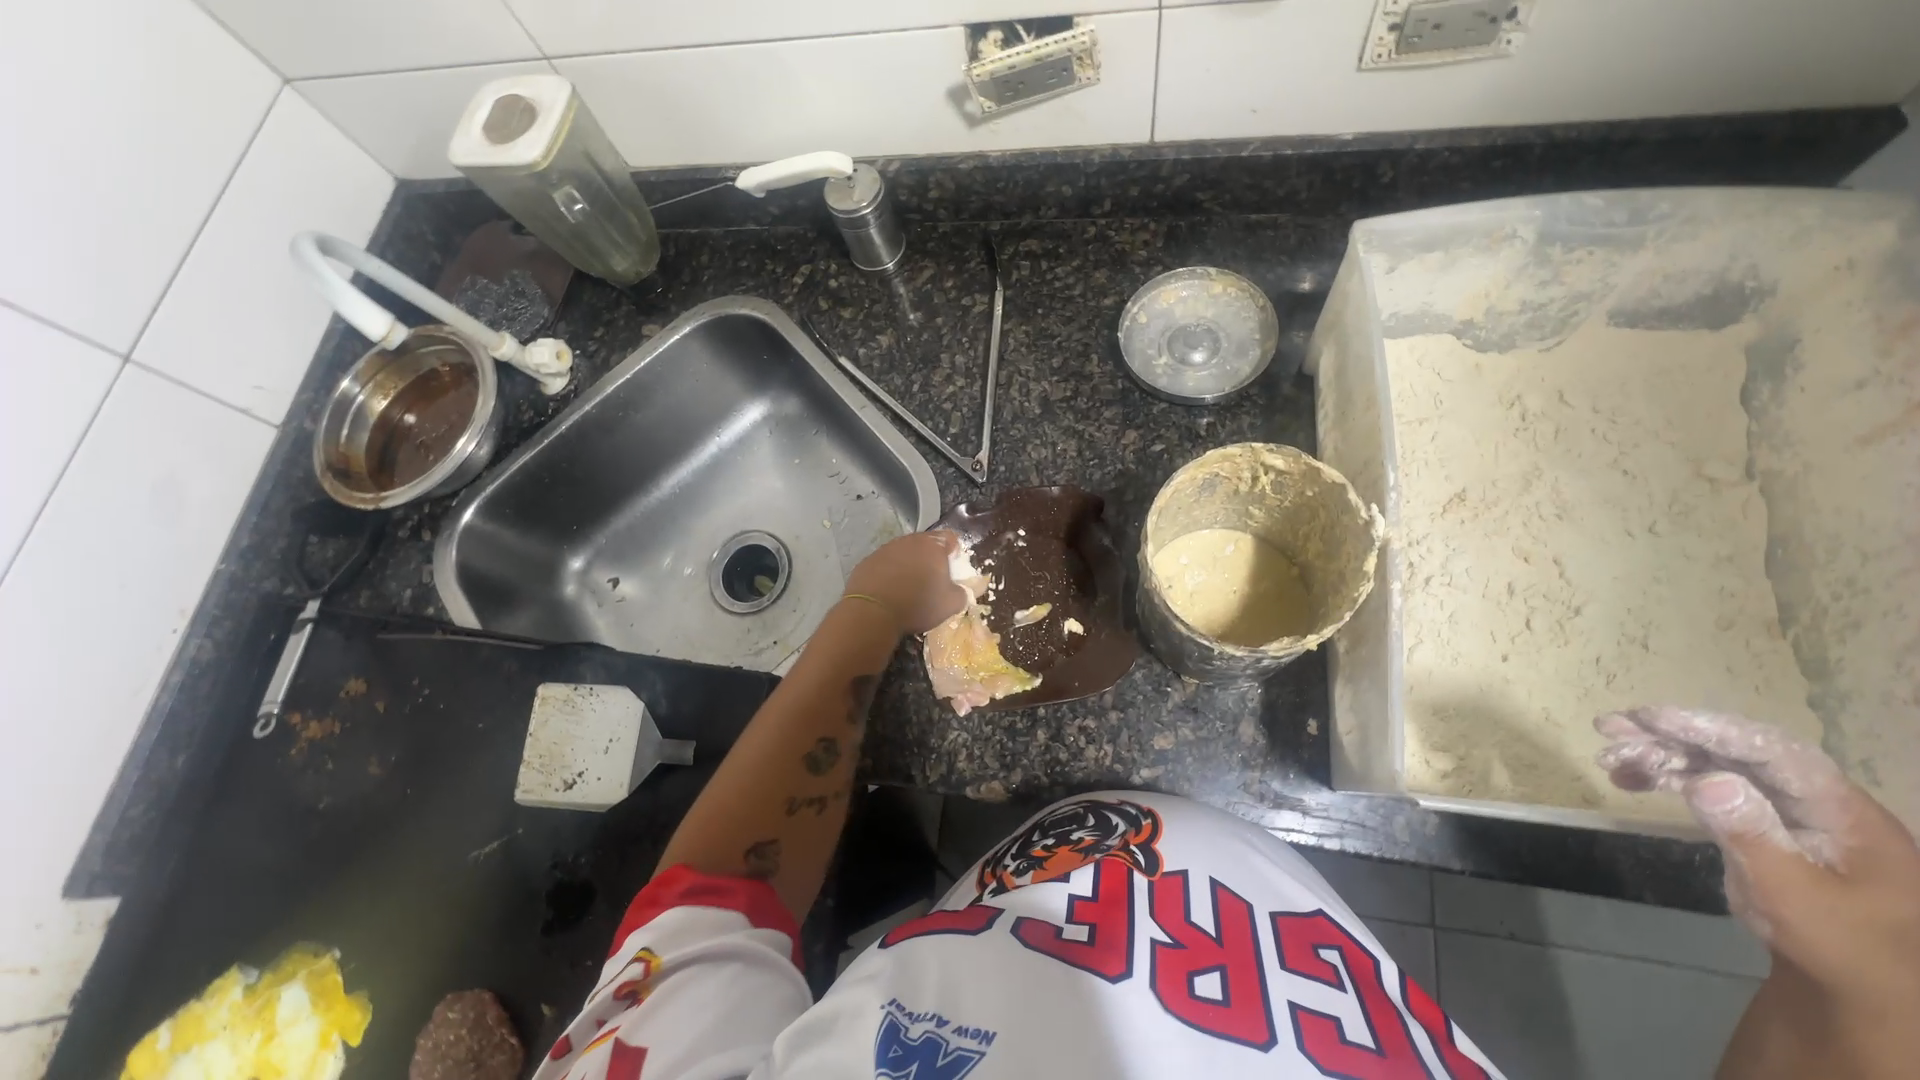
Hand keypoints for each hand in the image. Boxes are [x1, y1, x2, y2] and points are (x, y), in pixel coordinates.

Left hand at [844, 530, 968, 635]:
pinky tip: (888, 592)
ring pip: (903, 553)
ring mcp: (885, 549)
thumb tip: (963, 591)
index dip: (954, 553)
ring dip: (908, 566)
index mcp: (933, 545)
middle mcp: (908, 541)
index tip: (953, 570)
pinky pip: (884, 564)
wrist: (872, 612)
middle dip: (930, 559)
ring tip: (908, 588)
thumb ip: (962, 593)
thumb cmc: (918, 604)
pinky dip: (889, 574)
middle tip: (932, 581)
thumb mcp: (950, 604)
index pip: (950, 538)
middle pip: (925, 544)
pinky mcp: (866, 562)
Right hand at [1594, 706, 1919, 1004]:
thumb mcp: (1795, 896)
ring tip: (1609, 757)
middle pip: (1736, 752)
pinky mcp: (1760, 820)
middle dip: (1671, 737)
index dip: (1711, 730)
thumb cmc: (1839, 945)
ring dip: (1660, 756)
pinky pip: (1710, 786)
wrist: (1857, 986)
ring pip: (1716, 765)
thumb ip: (1752, 837)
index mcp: (1840, 809)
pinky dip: (1668, 778)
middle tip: (1610, 728)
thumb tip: (1707, 781)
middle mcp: (1812, 797)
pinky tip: (1631, 780)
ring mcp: (1785, 808)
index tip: (1650, 718)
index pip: (1771, 752)